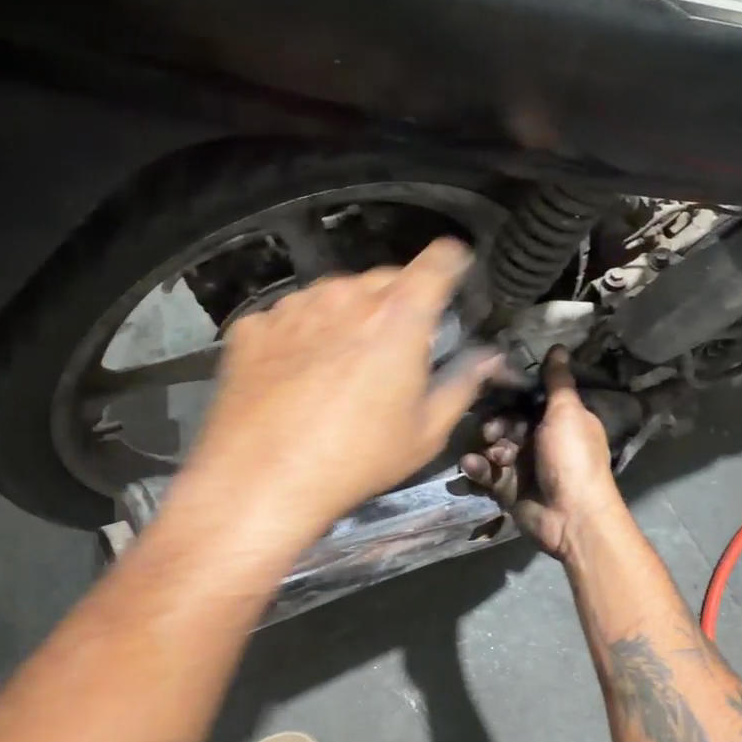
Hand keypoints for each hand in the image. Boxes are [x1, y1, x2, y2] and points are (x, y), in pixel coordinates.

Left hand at [181, 238, 502, 536]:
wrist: (262, 480)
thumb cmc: (354, 460)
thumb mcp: (425, 432)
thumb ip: (463, 384)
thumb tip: (486, 359)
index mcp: (399, 315)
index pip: (440, 260)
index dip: (453, 264)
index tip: (454, 276)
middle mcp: (346, 296)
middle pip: (385, 281)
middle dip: (397, 307)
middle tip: (394, 355)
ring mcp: (295, 307)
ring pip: (335, 297)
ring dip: (346, 320)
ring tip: (340, 374)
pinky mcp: (255, 325)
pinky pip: (291, 318)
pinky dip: (301, 337)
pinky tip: (298, 379)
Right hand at [460, 347, 626, 559]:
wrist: (571, 516)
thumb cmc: (573, 459)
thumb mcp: (567, 413)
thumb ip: (557, 381)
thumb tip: (559, 347)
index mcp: (559, 420)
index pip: (527, 400)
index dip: (510, 396)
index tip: (493, 391)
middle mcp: (540, 441)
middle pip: (505, 423)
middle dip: (495, 426)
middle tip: (494, 433)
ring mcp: (523, 467)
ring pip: (492, 448)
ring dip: (487, 449)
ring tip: (493, 457)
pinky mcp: (507, 489)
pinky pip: (485, 473)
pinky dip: (477, 469)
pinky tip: (472, 468)